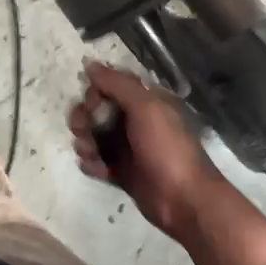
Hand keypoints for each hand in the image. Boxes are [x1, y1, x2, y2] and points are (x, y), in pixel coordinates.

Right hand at [68, 60, 223, 237]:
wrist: (185, 201)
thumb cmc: (167, 148)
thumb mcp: (145, 107)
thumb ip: (116, 83)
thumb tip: (88, 63)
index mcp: (145, 100)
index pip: (111, 84)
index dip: (96, 91)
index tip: (92, 103)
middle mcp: (135, 119)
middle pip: (98, 108)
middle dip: (85, 117)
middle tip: (81, 129)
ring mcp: (128, 146)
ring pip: (94, 134)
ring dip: (85, 140)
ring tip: (89, 153)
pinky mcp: (122, 171)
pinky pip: (98, 160)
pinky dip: (91, 162)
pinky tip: (94, 168)